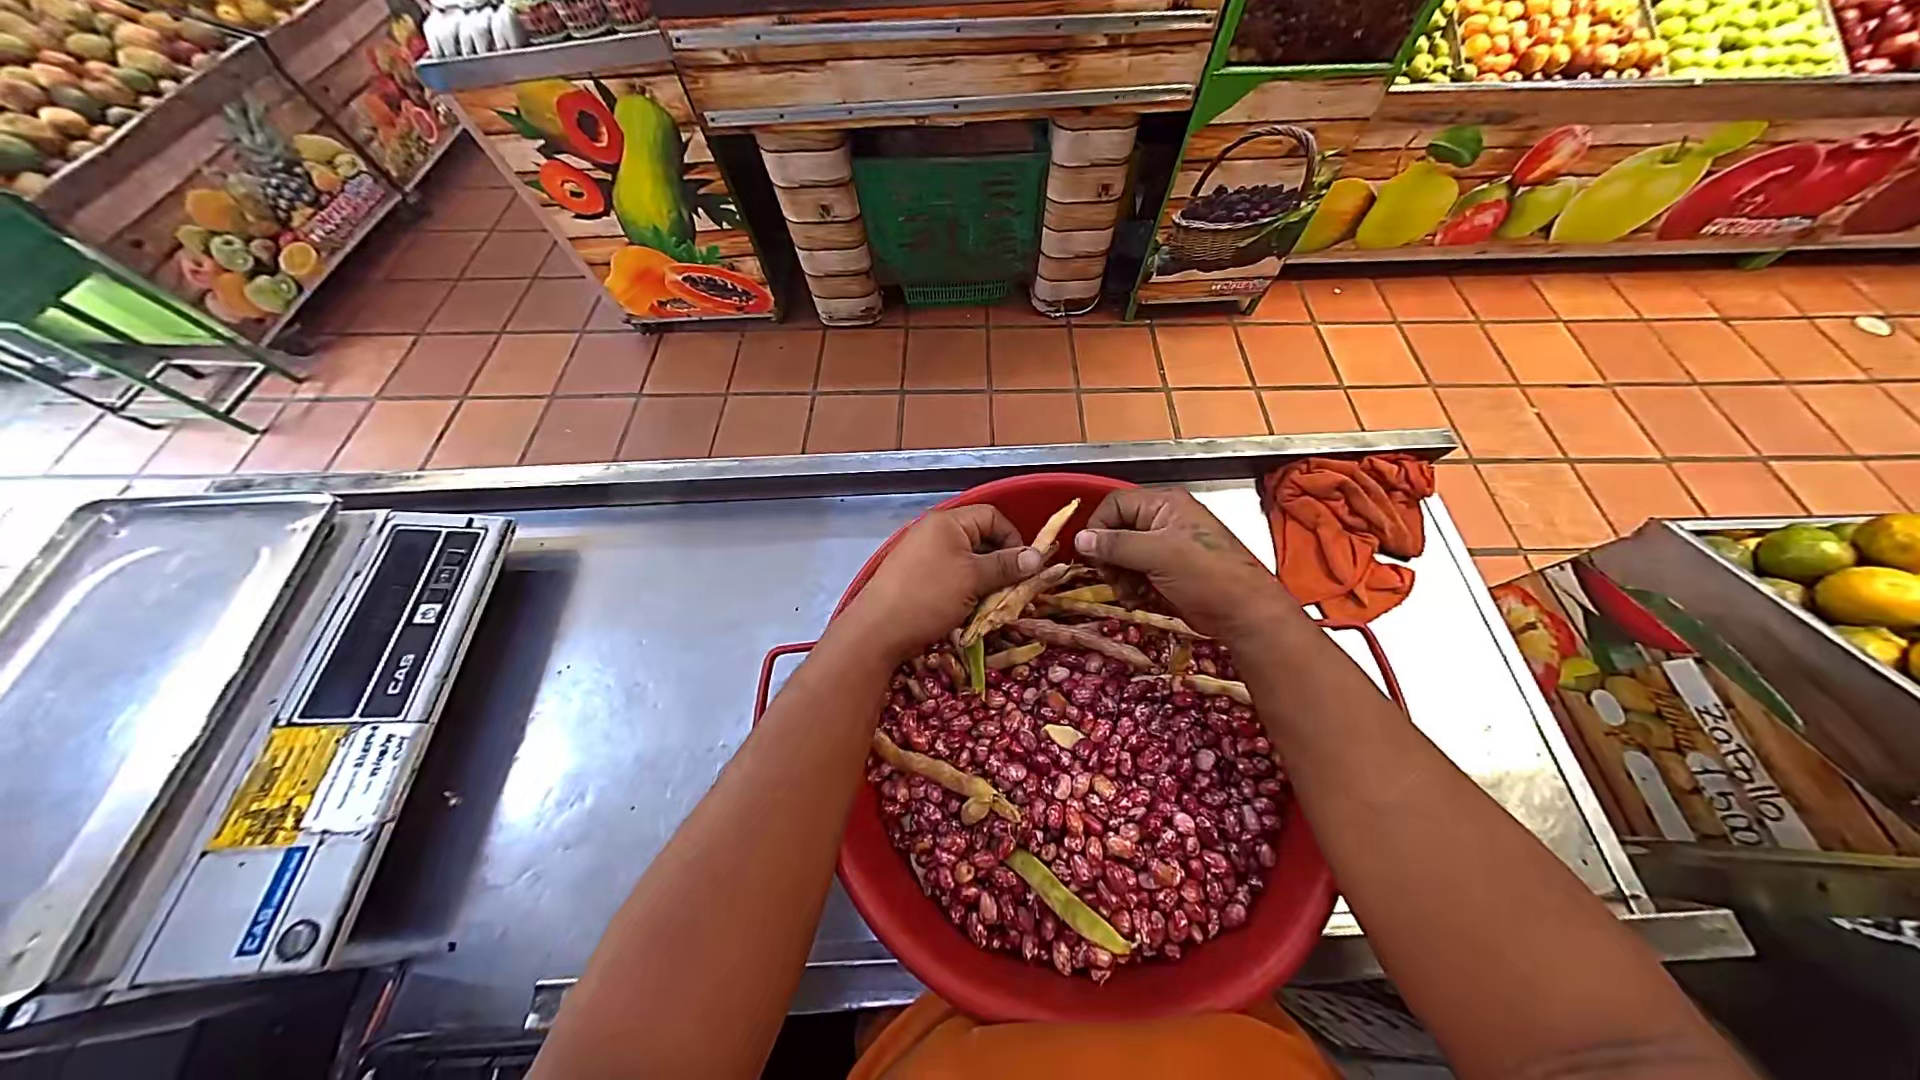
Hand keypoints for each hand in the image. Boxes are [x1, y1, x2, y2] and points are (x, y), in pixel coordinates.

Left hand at [837, 505, 1042, 661]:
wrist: (877, 632)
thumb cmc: (927, 597)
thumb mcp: (973, 579)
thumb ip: (1006, 566)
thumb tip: (1037, 556)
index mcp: (947, 522)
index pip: (992, 516)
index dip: (1013, 538)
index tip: (1024, 566)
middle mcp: (933, 532)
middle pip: (980, 538)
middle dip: (1000, 562)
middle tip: (1012, 588)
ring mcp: (922, 554)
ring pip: (967, 560)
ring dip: (984, 579)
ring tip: (991, 603)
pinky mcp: (916, 577)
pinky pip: (951, 575)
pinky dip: (965, 588)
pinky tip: (969, 609)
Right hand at [1073, 488, 1299, 641]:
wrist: (1244, 614)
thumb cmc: (1208, 576)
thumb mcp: (1158, 555)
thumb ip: (1116, 544)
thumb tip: (1080, 539)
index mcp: (1164, 504)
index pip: (1114, 505)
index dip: (1099, 528)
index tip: (1092, 554)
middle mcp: (1162, 521)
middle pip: (1115, 531)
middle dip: (1109, 557)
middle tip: (1112, 577)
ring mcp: (1165, 548)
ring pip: (1121, 556)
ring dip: (1119, 577)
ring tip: (1130, 592)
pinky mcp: (1166, 572)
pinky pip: (1134, 574)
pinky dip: (1131, 588)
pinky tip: (1138, 599)